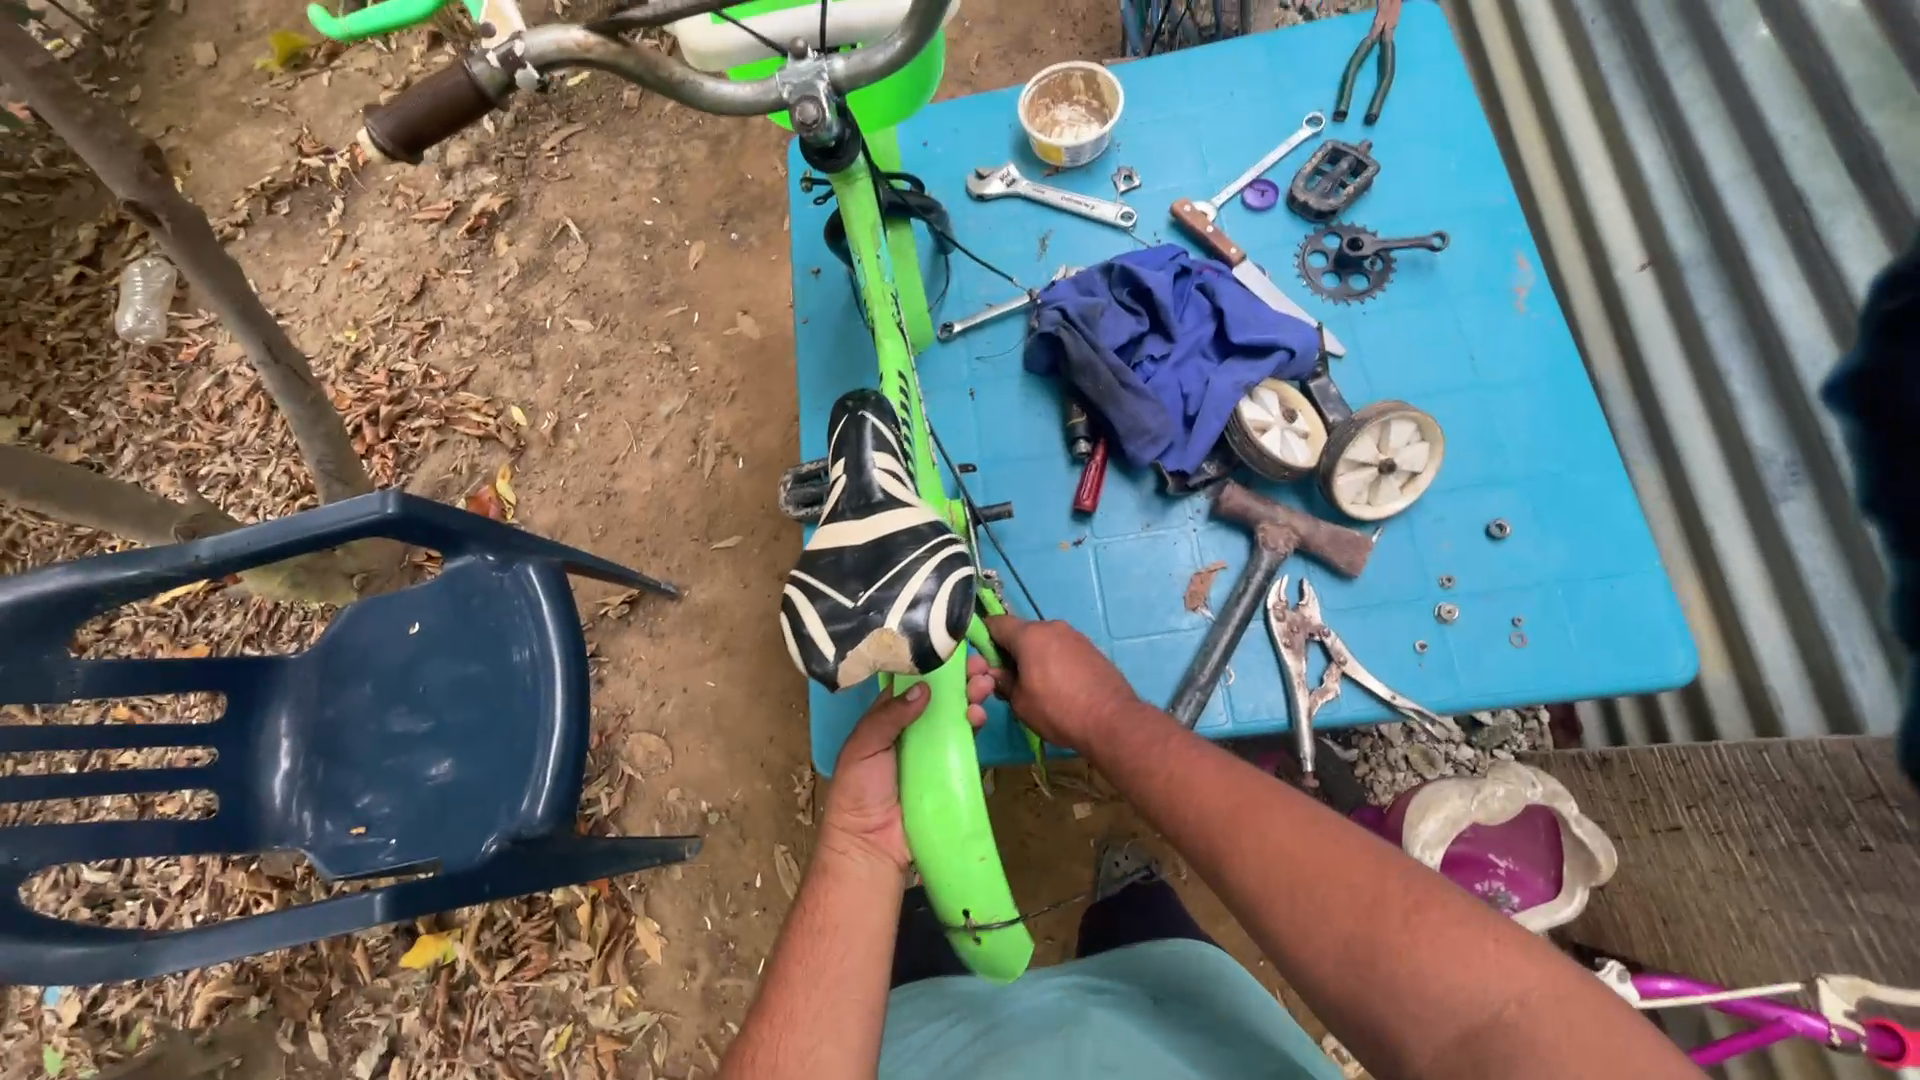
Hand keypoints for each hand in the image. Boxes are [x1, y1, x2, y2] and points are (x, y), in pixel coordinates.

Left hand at [820, 654, 996, 871]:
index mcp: (886, 718)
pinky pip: (965, 743)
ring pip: (955, 715)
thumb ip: (890, 714)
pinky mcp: (951, 769)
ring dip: (971, 697)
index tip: (952, 651)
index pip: (912, 684)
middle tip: (979, 665)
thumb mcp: (864, 745)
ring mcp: (933, 750)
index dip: (932, 667)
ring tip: (983, 686)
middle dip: (960, 679)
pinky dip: (974, 726)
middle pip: (940, 697)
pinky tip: (979, 715)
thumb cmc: (859, 791)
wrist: (872, 844)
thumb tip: (924, 688)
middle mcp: (912, 729)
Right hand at [984, 614, 1145, 753]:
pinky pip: (1061, 649)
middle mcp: (1053, 627)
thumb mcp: (1020, 702)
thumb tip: (997, 673)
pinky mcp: (1091, 649)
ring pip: (1043, 641)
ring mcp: (1075, 636)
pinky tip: (1057, 687)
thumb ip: (1004, 682)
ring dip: (1033, 658)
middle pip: (1021, 633)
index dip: (984, 639)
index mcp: (1030, 634)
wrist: (1113, 720)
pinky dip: (1052, 662)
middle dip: (1010, 653)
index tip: (984, 662)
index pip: (996, 623)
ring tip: (1035, 687)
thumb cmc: (1058, 710)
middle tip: (1008, 681)